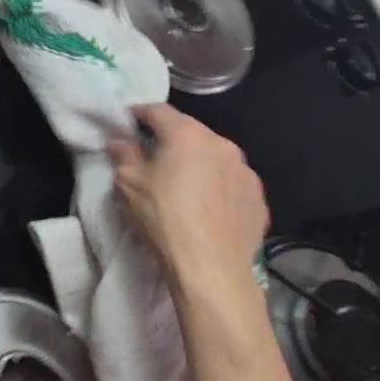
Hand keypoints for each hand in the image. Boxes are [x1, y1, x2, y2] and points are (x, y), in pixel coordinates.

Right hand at [107, 104, 267, 287]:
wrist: (212, 270)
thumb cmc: (164, 218)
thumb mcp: (128, 182)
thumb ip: (123, 154)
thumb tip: (120, 141)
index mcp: (188, 135)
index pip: (158, 110)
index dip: (139, 113)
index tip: (126, 123)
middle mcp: (222, 145)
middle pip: (190, 131)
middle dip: (170, 138)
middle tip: (152, 155)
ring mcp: (246, 173)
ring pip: (213, 156)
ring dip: (196, 161)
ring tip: (182, 183)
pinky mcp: (259, 199)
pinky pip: (231, 181)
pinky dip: (217, 185)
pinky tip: (205, 206)